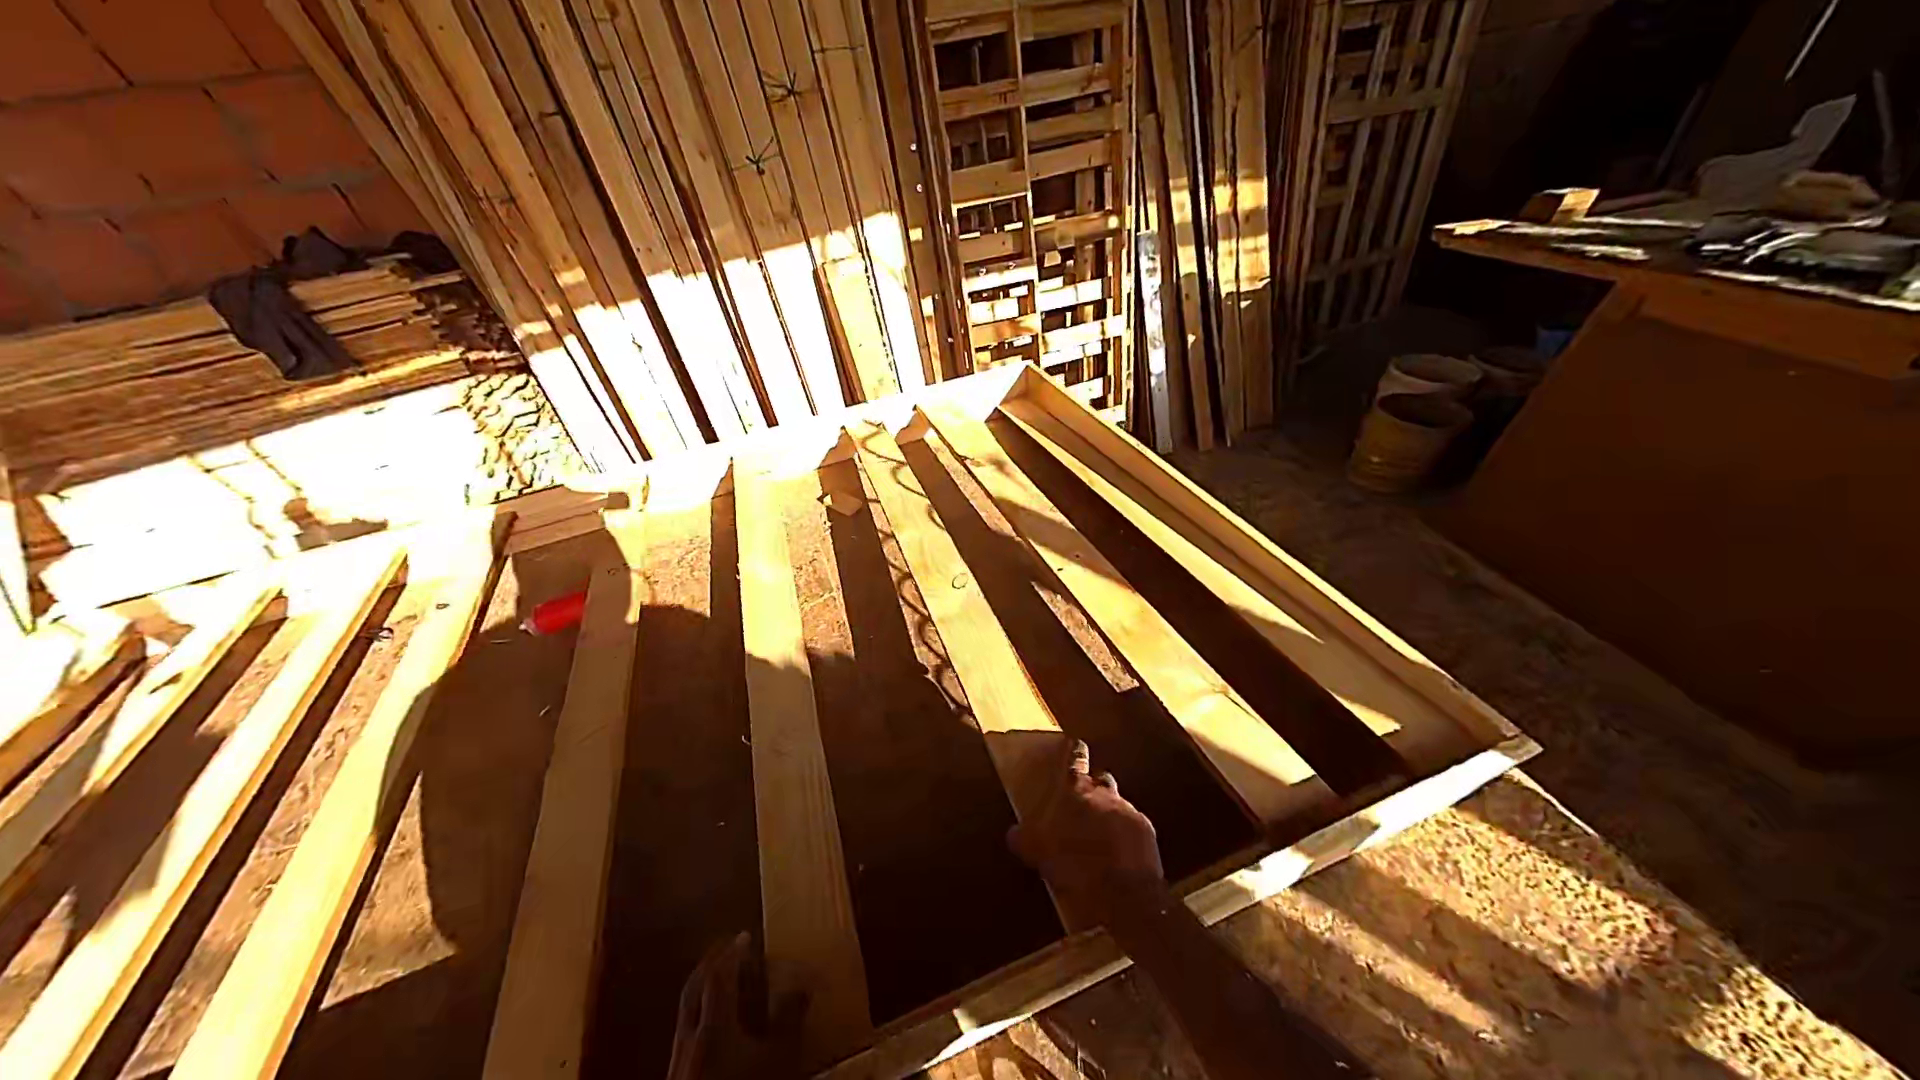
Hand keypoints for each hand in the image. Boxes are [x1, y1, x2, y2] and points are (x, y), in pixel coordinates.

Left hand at [666, 933, 803, 1079]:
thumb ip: (789, 1021)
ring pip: (685, 1012)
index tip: (746, 936)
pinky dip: (699, 1015)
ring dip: (702, 989)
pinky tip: (714, 1027)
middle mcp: (689, 1038)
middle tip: (727, 948)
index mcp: (714, 1027)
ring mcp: (677, 1062)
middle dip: (710, 963)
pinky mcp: (676, 1079)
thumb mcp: (779, 1061)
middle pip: (693, 988)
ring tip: (723, 981)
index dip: (733, 952)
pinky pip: (684, 1032)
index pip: (720, 976)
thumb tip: (801, 986)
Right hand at [1007, 739, 1167, 930]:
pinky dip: (1125, 835)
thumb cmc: (1074, 864)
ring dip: (1108, 814)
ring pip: (1117, 803)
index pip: (1074, 758)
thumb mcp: (1038, 852)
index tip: (1074, 745)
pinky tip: (1118, 855)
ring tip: (1099, 835)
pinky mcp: (1147, 832)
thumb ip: (1024, 838)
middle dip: (1093, 786)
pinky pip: (1133, 826)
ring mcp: (1128, 810)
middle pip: (1100, 778)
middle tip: (1082, 803)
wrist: (1122, 892)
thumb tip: (1013, 833)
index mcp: (1075, 790)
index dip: (1073, 752)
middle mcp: (1104, 793)